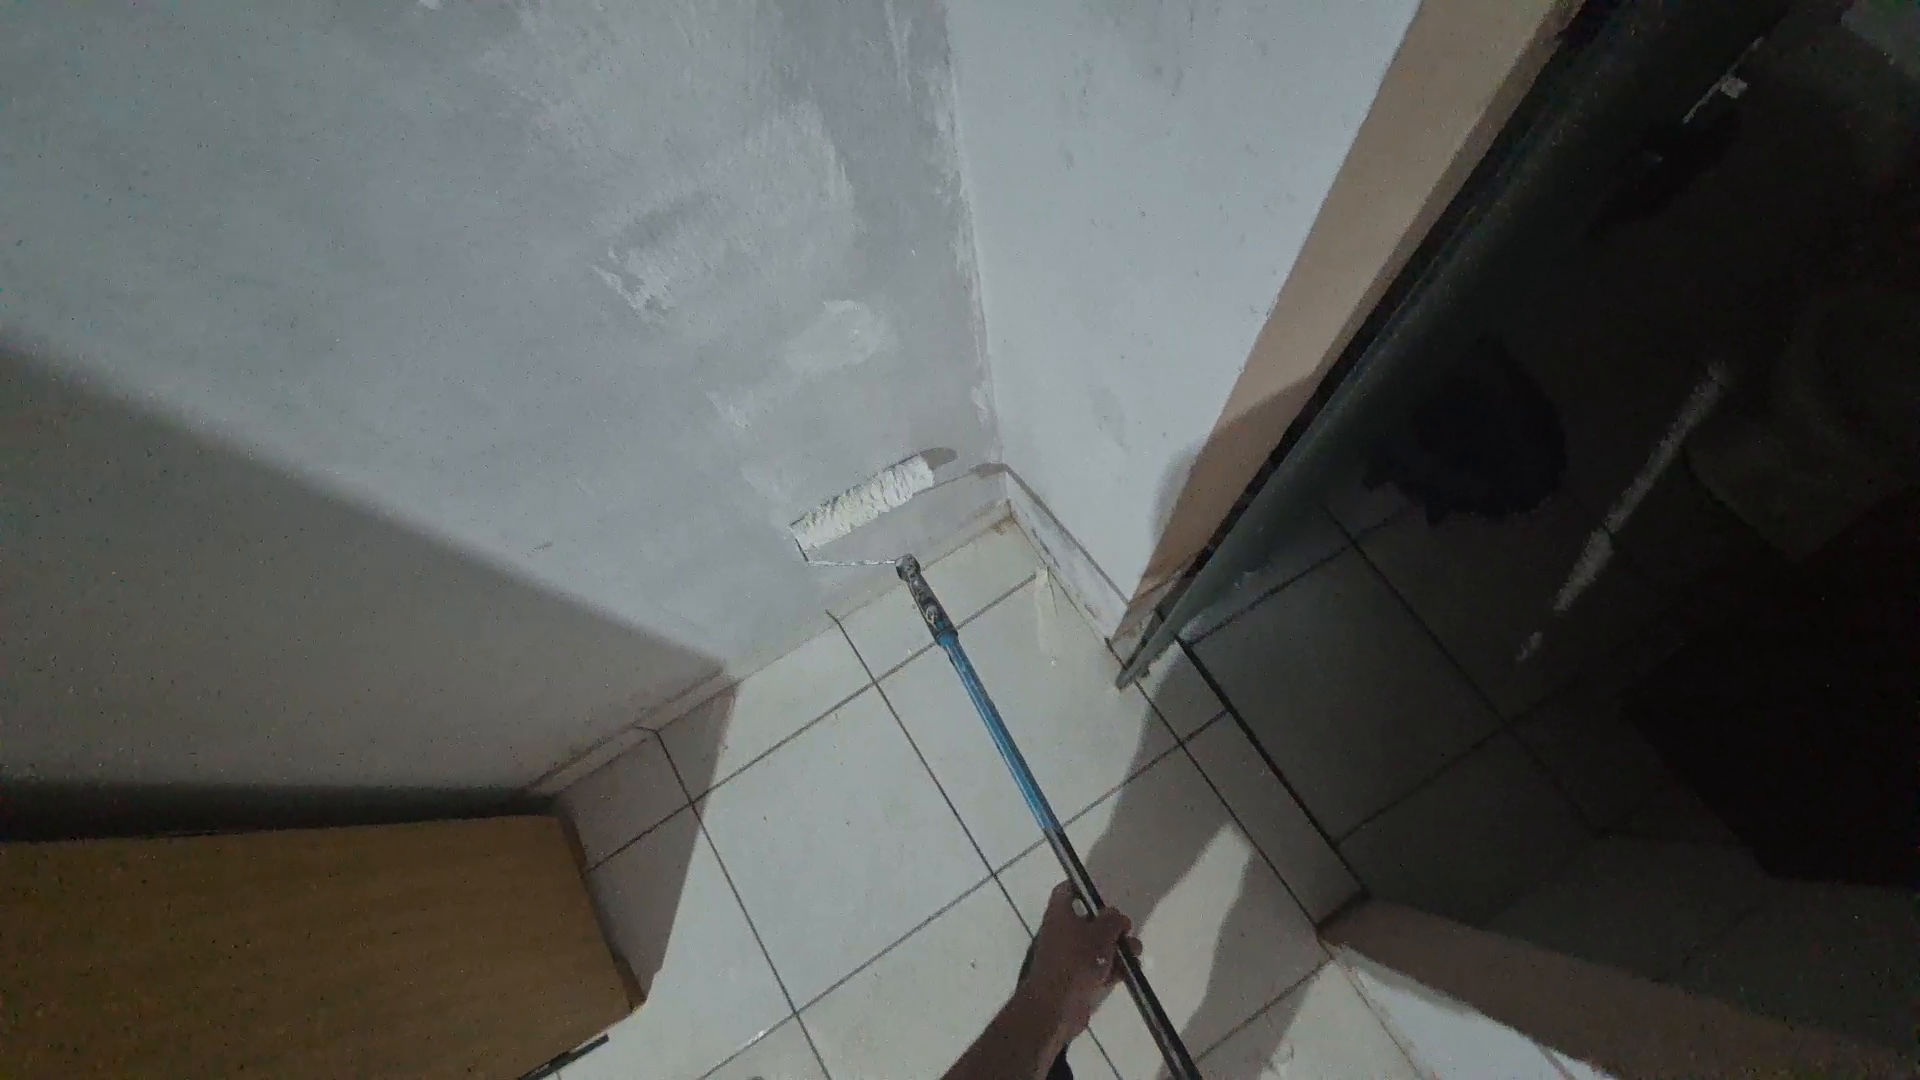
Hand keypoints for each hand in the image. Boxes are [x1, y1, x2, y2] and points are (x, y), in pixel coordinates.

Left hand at [1019, 882, 1138, 1043]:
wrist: (1057, 1006)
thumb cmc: (1076, 960)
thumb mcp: (1099, 934)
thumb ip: (1112, 921)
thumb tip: (1116, 916)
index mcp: (1059, 913)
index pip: (1067, 890)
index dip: (1082, 887)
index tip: (1101, 893)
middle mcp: (1061, 931)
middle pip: (1088, 920)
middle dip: (1110, 925)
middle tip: (1127, 930)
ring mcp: (1069, 957)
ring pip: (1096, 945)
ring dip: (1117, 948)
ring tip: (1136, 952)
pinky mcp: (1077, 979)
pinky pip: (1098, 967)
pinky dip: (1113, 968)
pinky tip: (1131, 971)